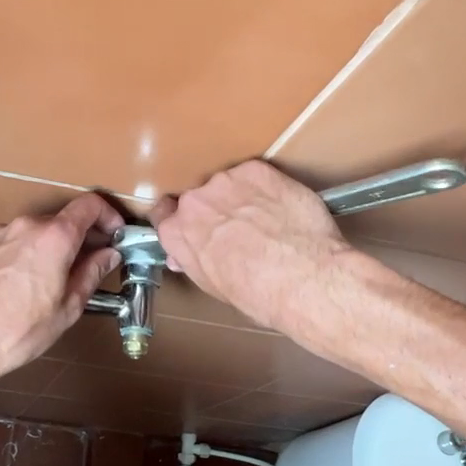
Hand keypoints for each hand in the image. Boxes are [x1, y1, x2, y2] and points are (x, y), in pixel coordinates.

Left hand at [0, 193, 123, 381]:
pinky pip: (19, 240)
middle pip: (65, 219)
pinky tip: (34, 281)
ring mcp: (2, 234)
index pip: (89, 205)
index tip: (116, 232)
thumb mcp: (68, 306)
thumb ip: (92, 273)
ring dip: (57, 246)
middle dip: (84, 236)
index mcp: (54, 237)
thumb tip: (108, 256)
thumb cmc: (15, 330)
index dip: (109, 215)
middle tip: (96, 260)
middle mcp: (27, 226)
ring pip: (41, 231)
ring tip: (63, 277)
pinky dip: (34, 251)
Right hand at [150, 160, 352, 331]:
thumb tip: (182, 256)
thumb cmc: (259, 294)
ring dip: (242, 196)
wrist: (302, 278)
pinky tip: (282, 209)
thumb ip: (194, 262)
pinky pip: (256, 175)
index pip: (163, 214)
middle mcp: (194, 202)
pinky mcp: (256, 170)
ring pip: (229, 184)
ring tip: (268, 221)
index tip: (192, 223)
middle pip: (200, 198)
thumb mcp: (215, 287)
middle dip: (216, 210)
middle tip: (240, 229)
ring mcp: (225, 182)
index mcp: (178, 233)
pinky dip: (267, 188)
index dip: (179, 218)